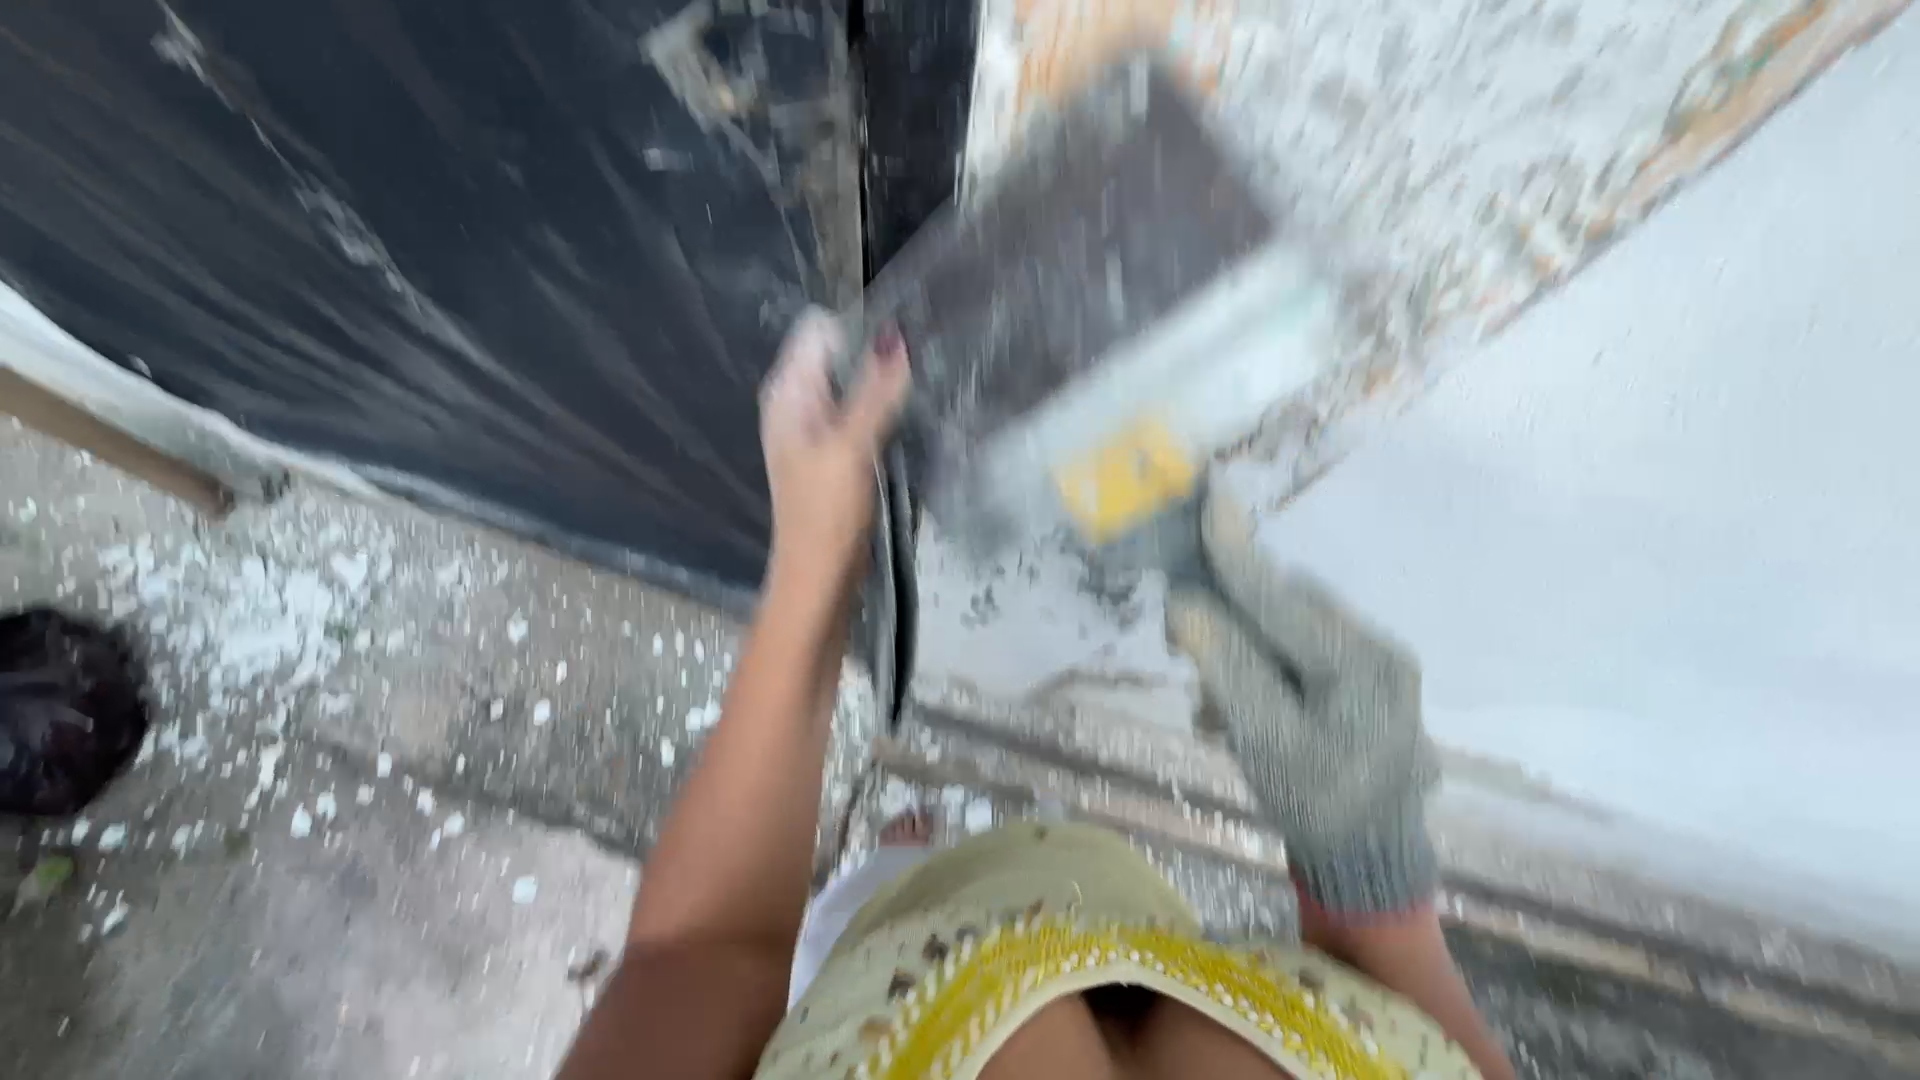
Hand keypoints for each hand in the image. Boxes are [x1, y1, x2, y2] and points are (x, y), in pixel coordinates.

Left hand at [759, 308, 910, 591]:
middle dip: (874, 354)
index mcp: (788, 393)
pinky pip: (861, 414)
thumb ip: (874, 392)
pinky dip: (881, 411)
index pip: (818, 330)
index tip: (900, 340)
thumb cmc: (826, 511)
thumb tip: (896, 337)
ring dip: (882, 385)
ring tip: (920, 387)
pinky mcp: (839, 453)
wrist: (820, 576)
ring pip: (854, 386)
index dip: (857, 328)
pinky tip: (908, 417)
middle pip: (838, 355)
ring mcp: (819, 429)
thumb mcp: (850, 447)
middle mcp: (799, 403)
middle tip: (920, 364)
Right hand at [1167, 482, 1438, 914]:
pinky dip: (1260, 668)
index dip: (1234, 546)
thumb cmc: (1316, 800)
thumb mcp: (1263, 738)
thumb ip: (1226, 665)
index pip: (1276, 595)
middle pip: (1278, 605)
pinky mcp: (1365, 674)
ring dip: (1239, 652)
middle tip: (1180, 649)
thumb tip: (1185, 602)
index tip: (1209, 489)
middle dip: (1224, 619)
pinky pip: (1298, 648)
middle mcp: (1376, 646)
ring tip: (1218, 711)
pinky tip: (1243, 710)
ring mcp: (1375, 660)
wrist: (1369, 856)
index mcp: (1359, 662)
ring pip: (1283, 626)